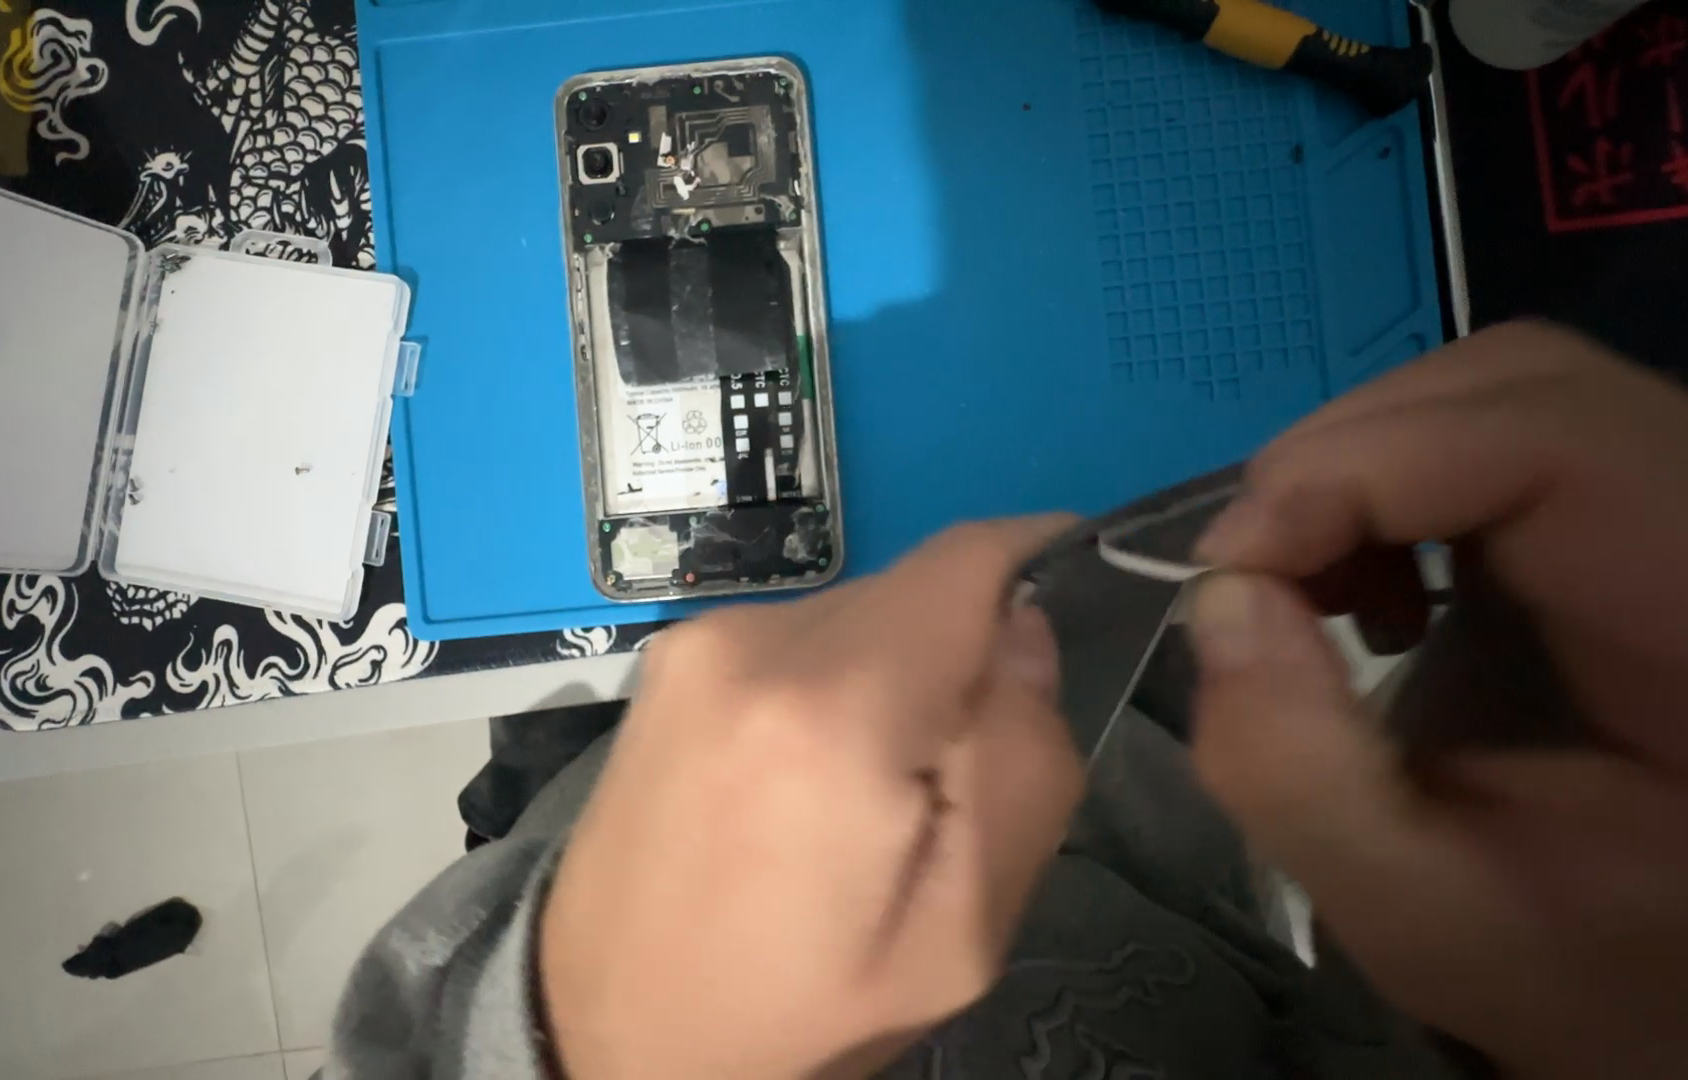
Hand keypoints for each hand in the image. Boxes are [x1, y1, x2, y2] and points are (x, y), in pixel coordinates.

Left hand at [540, 519, 1082, 1079]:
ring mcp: (698, 639)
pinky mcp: (669, 654)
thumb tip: (1020, 627)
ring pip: (853, 609)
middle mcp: (753, 642)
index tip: (1074, 569)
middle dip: (960, 642)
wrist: (613, 1023)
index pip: (962, 561)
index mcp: (836, 709)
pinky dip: (830, 673)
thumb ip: (1021, 759)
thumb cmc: (799, 1000)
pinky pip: (793, 632)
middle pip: (909, 588)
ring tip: (868, 772)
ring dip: (891, 663)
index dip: (1030, 550)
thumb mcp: (961, 927)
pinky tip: (802, 759)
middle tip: (957, 748)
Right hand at [1186, 322, 1687, 1078]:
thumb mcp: (1417, 914)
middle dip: (1336, 463)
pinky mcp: (1637, 521)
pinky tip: (1364, 591)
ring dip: (1349, 475)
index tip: (1232, 565)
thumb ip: (1289, 768)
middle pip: (1513, 383)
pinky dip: (1376, 490)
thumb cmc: (1585, 973)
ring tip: (1309, 587)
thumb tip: (1219, 599)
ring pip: (1489, 393)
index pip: (1549, 440)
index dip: (1355, 474)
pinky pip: (1482, 437)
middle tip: (1257, 572)